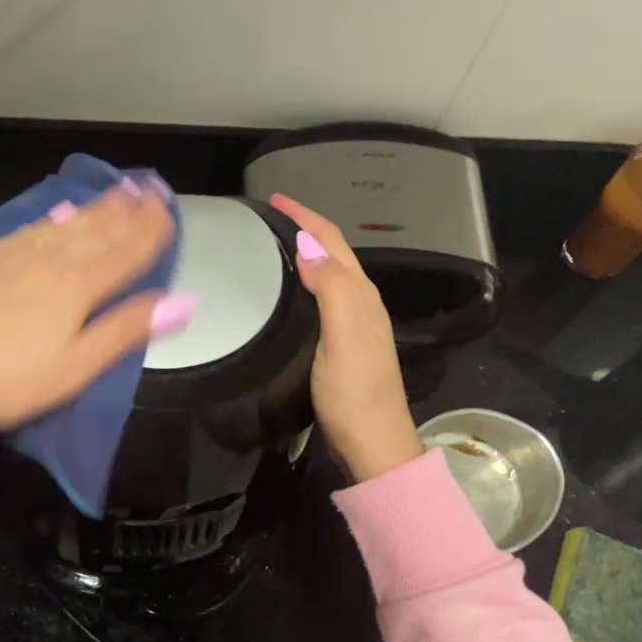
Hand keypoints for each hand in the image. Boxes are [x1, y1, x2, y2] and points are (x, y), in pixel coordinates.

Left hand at [0, 180, 185, 435]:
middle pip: (96, 231)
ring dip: (94, 209)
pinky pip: (30, 230)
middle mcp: (48, 260)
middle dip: (127, 212)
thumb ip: (127, 329)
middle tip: (150, 190)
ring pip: (63, 225)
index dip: (150, 232)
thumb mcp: (78, 366)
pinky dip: (53, 219)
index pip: (125, 252)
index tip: (170, 212)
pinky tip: (57, 216)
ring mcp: (12, 257)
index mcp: (77, 286)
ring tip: (116, 192)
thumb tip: (183, 301)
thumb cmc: (13, 383)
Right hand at [269, 193, 422, 481]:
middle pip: (334, 253)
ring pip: (330, 273)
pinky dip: (307, 279)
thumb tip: (309, 247)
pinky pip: (325, 296)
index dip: (305, 217)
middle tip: (269, 216)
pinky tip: (293, 289)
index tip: (274, 200)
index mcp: (360, 296)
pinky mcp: (342, 344)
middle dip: (305, 227)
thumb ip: (332, 290)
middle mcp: (361, 303)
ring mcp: (354, 324)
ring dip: (307, 250)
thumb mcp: (343, 337)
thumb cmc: (354, 393)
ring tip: (276, 242)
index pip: (332, 243)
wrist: (372, 442)